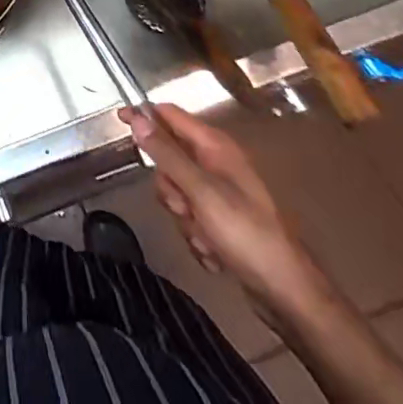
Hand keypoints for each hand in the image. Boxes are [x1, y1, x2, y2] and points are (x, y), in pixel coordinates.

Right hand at [121, 103, 320, 305]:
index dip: (144, 115)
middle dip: (171, 190)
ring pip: (176, 194)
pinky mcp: (220, 220)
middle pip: (168, 161)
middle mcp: (216, 163)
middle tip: (186, 207)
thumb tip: (138, 118)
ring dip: (185, 219)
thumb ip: (166, 153)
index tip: (118, 118)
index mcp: (215, 146)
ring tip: (206, 236)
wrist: (283, 288)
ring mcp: (219, 192)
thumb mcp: (200, 191)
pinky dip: (196, 236)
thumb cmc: (244, 232)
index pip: (170, 116)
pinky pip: (189, 218)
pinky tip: (214, 252)